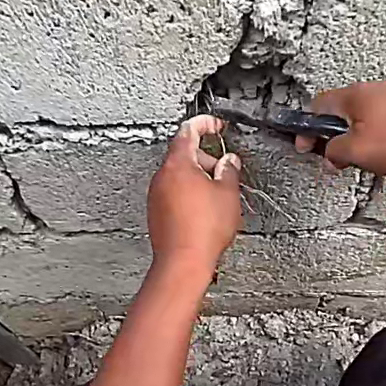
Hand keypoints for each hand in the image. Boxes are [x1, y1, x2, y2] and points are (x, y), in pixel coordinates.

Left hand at [147, 115, 241, 272]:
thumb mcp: (228, 194)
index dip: (205, 123)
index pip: (189, 131)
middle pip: (183, 155)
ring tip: (218, 195)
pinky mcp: (157, 212)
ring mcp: (157, 195)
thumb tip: (229, 161)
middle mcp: (162, 177)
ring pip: (179, 175)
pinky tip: (204, 210)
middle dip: (206, 158)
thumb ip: (229, 171)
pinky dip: (189, 193)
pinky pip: (174, 193)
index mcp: (178, 165)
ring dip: (198, 178)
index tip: (216, 125)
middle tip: (224, 170)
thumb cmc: (203, 229)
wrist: (183, 262)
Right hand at [295, 82, 385, 174]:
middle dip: (337, 135)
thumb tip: (329, 155)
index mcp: (354, 97)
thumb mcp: (359, 152)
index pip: (317, 107)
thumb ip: (336, 153)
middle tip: (338, 157)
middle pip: (344, 110)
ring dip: (363, 135)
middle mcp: (375, 90)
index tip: (305, 144)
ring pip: (370, 115)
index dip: (307, 129)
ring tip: (372, 158)